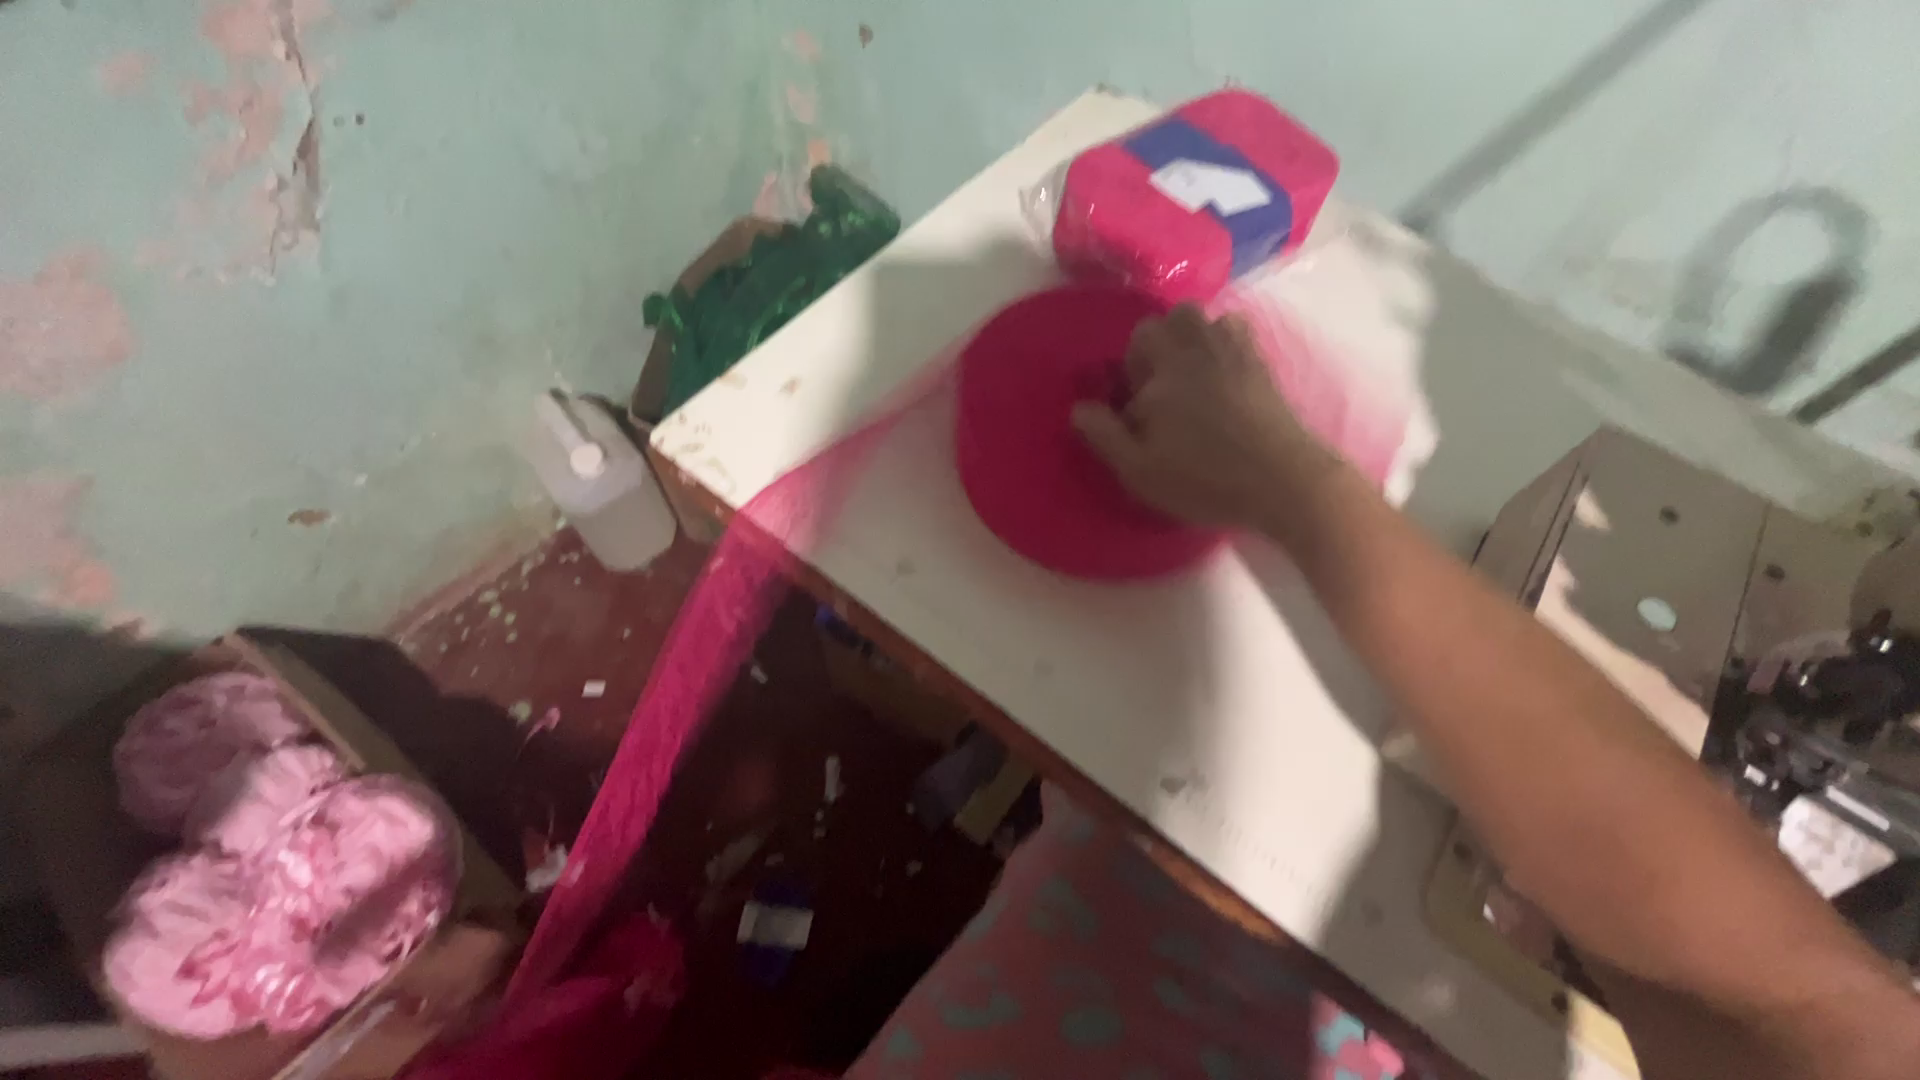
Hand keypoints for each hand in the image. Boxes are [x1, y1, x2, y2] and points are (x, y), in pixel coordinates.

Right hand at [1072, 304, 1334, 529]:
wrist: (1284, 482)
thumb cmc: (1203, 478)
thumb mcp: (1139, 469)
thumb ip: (1104, 434)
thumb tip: (1079, 407)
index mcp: (1165, 370)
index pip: (1136, 342)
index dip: (1129, 369)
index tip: (1133, 405)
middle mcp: (1200, 349)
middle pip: (1175, 317)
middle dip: (1160, 342)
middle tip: (1160, 385)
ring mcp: (1238, 353)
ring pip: (1210, 319)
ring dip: (1194, 339)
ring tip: (1191, 377)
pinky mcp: (1265, 367)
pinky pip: (1240, 335)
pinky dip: (1226, 345)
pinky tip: (1223, 380)